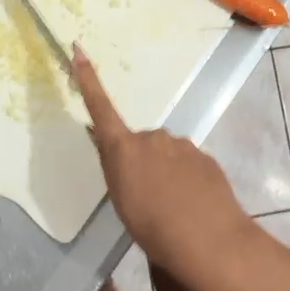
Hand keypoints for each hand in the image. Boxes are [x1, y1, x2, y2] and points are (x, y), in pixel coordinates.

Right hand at [71, 45, 257, 290]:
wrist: (211, 241)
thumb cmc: (155, 228)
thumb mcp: (122, 201)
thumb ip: (116, 167)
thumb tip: (107, 143)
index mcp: (124, 148)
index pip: (100, 109)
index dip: (88, 80)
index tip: (78, 49)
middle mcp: (152, 138)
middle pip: (139, 144)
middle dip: (140, 162)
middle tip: (144, 199)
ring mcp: (182, 145)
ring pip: (165, 155)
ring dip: (164, 173)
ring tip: (169, 209)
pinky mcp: (204, 157)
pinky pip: (186, 164)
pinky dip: (185, 180)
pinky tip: (190, 205)